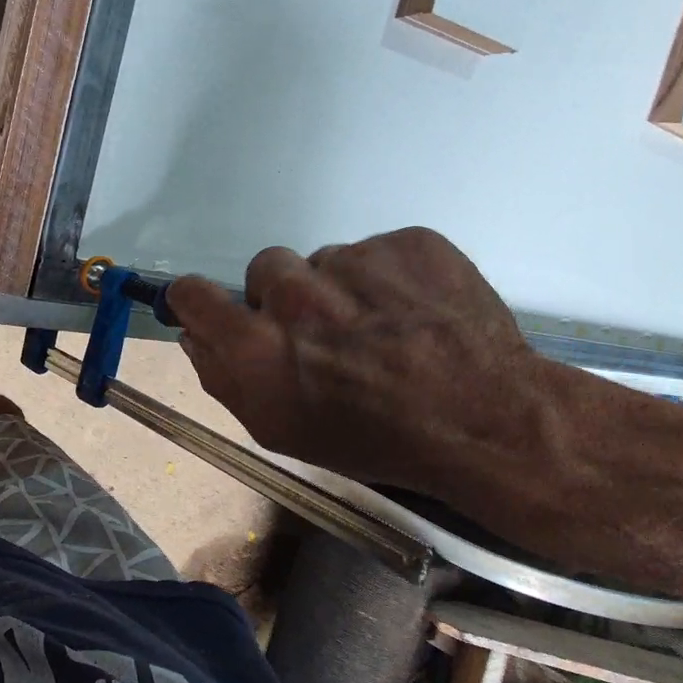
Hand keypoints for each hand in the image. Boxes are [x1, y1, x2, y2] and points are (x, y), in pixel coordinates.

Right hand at [167, 227, 557, 496]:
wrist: (490, 422)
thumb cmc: (373, 439)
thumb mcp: (279, 430)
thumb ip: (223, 377)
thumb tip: (195, 334)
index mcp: (257, 345)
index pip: (193, 292)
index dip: (199, 300)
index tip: (218, 311)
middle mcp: (296, 294)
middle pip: (264, 269)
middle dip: (283, 297)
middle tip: (323, 333)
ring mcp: (356, 261)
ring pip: (326, 262)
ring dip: (340, 288)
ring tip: (383, 329)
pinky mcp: (410, 243)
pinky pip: (379, 251)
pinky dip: (390, 278)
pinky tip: (416, 314)